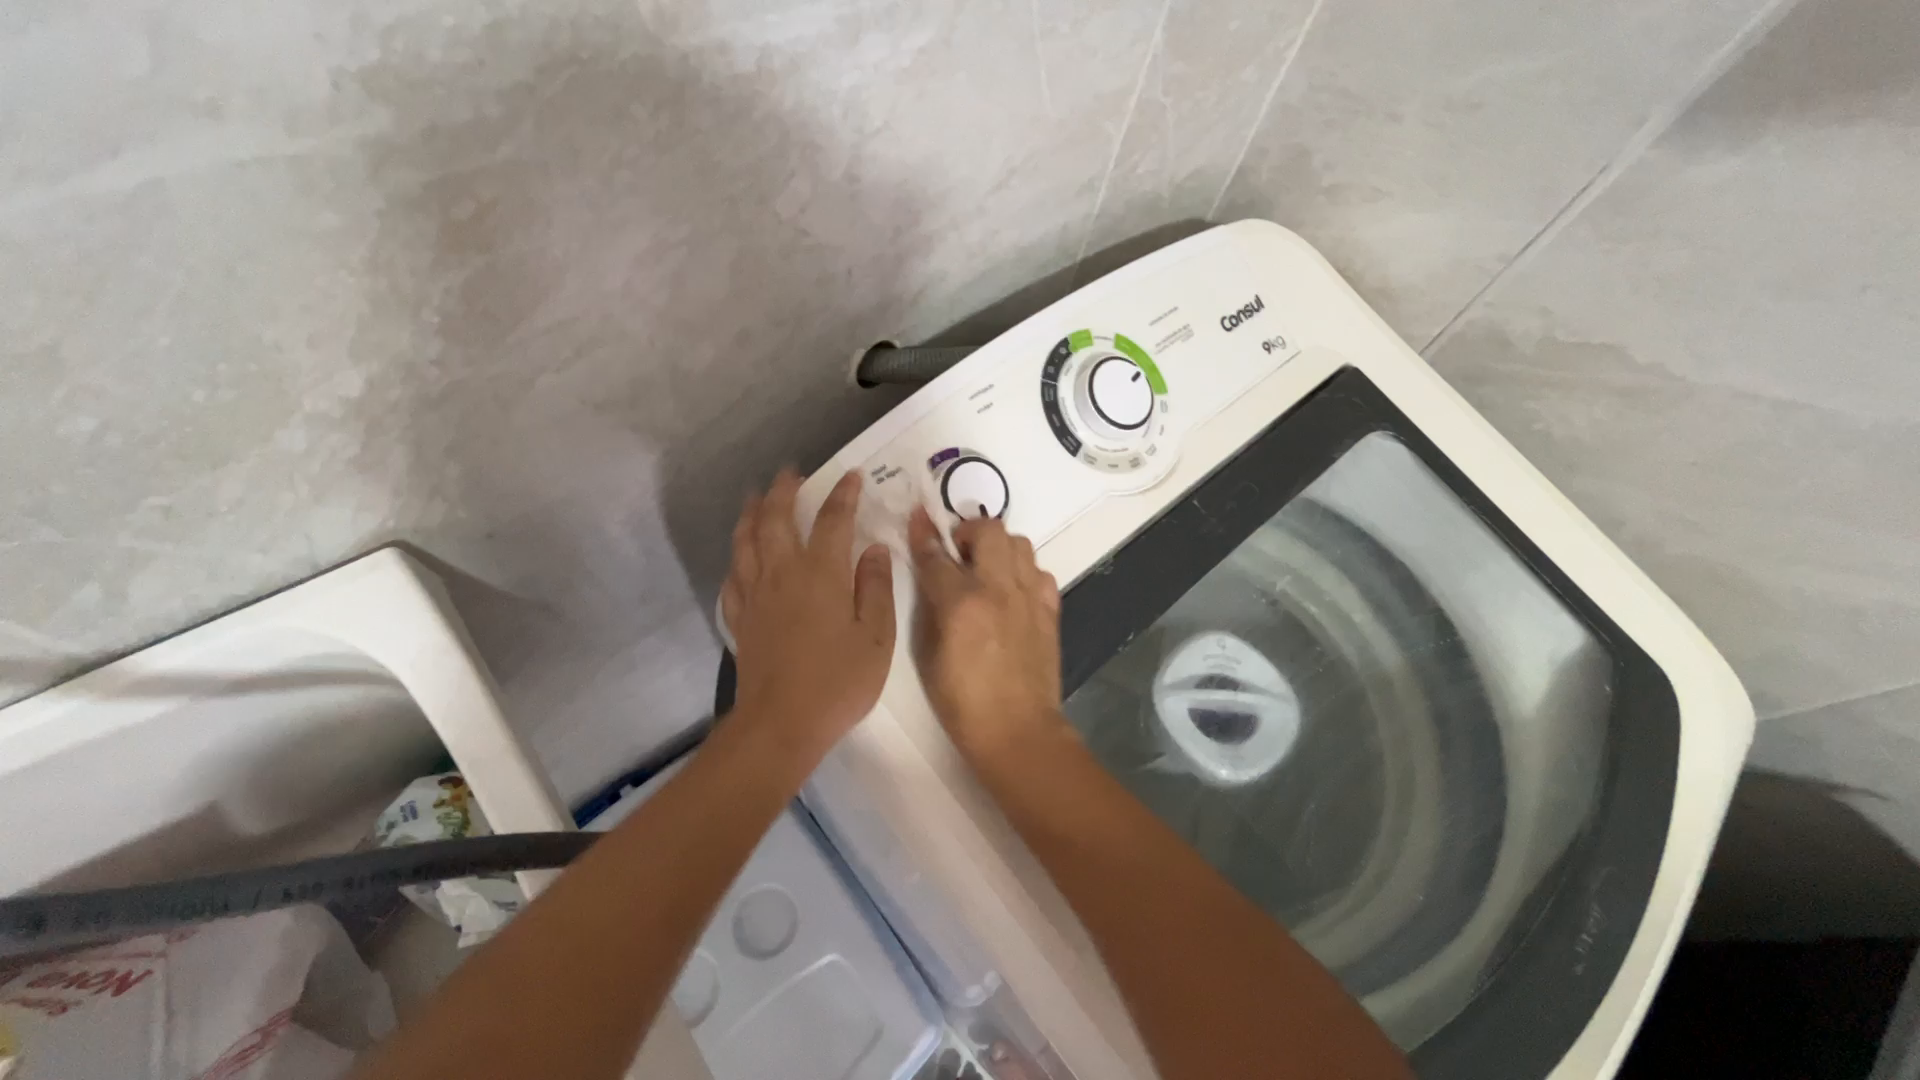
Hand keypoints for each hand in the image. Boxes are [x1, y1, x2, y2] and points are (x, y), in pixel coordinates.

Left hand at [722, 469, 895, 750]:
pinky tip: (741, 557)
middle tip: (790, 472)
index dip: (843, 495)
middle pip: (776, 519)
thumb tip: (874, 549)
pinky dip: (737, 557)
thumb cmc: (838, 682)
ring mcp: (755, 595)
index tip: (852, 476)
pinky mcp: (740, 619)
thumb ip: (876, 588)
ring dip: (751, 513)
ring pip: (746, 541)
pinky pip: (733, 576)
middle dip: (784, 490)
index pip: (832, 520)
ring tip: (756, 497)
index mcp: (821, 574)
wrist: (781, 724)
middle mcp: (782, 573)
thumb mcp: (876, 637)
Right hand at [908, 507, 1066, 760]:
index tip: (918, 518)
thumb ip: (930, 609)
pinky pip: (1039, 572)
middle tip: (958, 552)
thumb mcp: (929, 656)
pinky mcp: (1051, 611)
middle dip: (969, 532)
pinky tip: (1012, 593)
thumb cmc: (962, 702)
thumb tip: (933, 580)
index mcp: (962, 602)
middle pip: (989, 531)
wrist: (1018, 731)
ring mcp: (1030, 597)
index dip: (923, 534)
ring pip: (1019, 543)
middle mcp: (999, 589)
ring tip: (986, 570)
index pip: (937, 555)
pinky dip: (1024, 572)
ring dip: (999, 548)